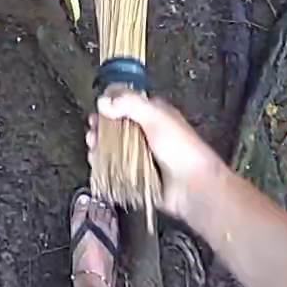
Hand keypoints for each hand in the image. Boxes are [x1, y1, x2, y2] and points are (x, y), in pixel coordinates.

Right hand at [84, 91, 227, 220]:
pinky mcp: (135, 175)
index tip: (97, 111)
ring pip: (112, 147)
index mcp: (152, 114)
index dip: (108, 106)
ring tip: (92, 148)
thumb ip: (130, 103)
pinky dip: (104, 165)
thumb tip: (103, 100)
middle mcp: (145, 133)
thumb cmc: (180, 148)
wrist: (193, 187)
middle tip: (93, 132)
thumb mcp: (156, 116)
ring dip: (99, 146)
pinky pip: (115, 168)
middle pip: (115, 126)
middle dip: (100, 128)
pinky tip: (97, 164)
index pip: (124, 104)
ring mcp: (140, 155)